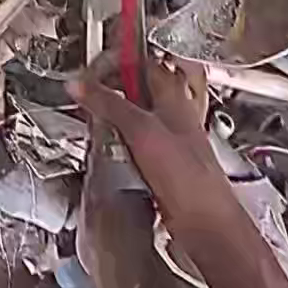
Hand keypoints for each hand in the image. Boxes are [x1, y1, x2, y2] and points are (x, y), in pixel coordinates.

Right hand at [68, 56, 225, 221]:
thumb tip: (79, 84)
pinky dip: (119, 141)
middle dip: (111, 88)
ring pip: (136, 116)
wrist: (208, 226)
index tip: (92, 71)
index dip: (116, 61)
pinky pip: (135, 142)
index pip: (142, 62)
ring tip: (95, 119)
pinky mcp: (163, 163)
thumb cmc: (187, 176)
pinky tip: (109, 149)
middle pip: (138, 88)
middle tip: (89, 93)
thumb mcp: (140, 130)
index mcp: (173, 97)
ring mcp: (169, 139)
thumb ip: (108, 104)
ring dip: (114, 116)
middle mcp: (173, 114)